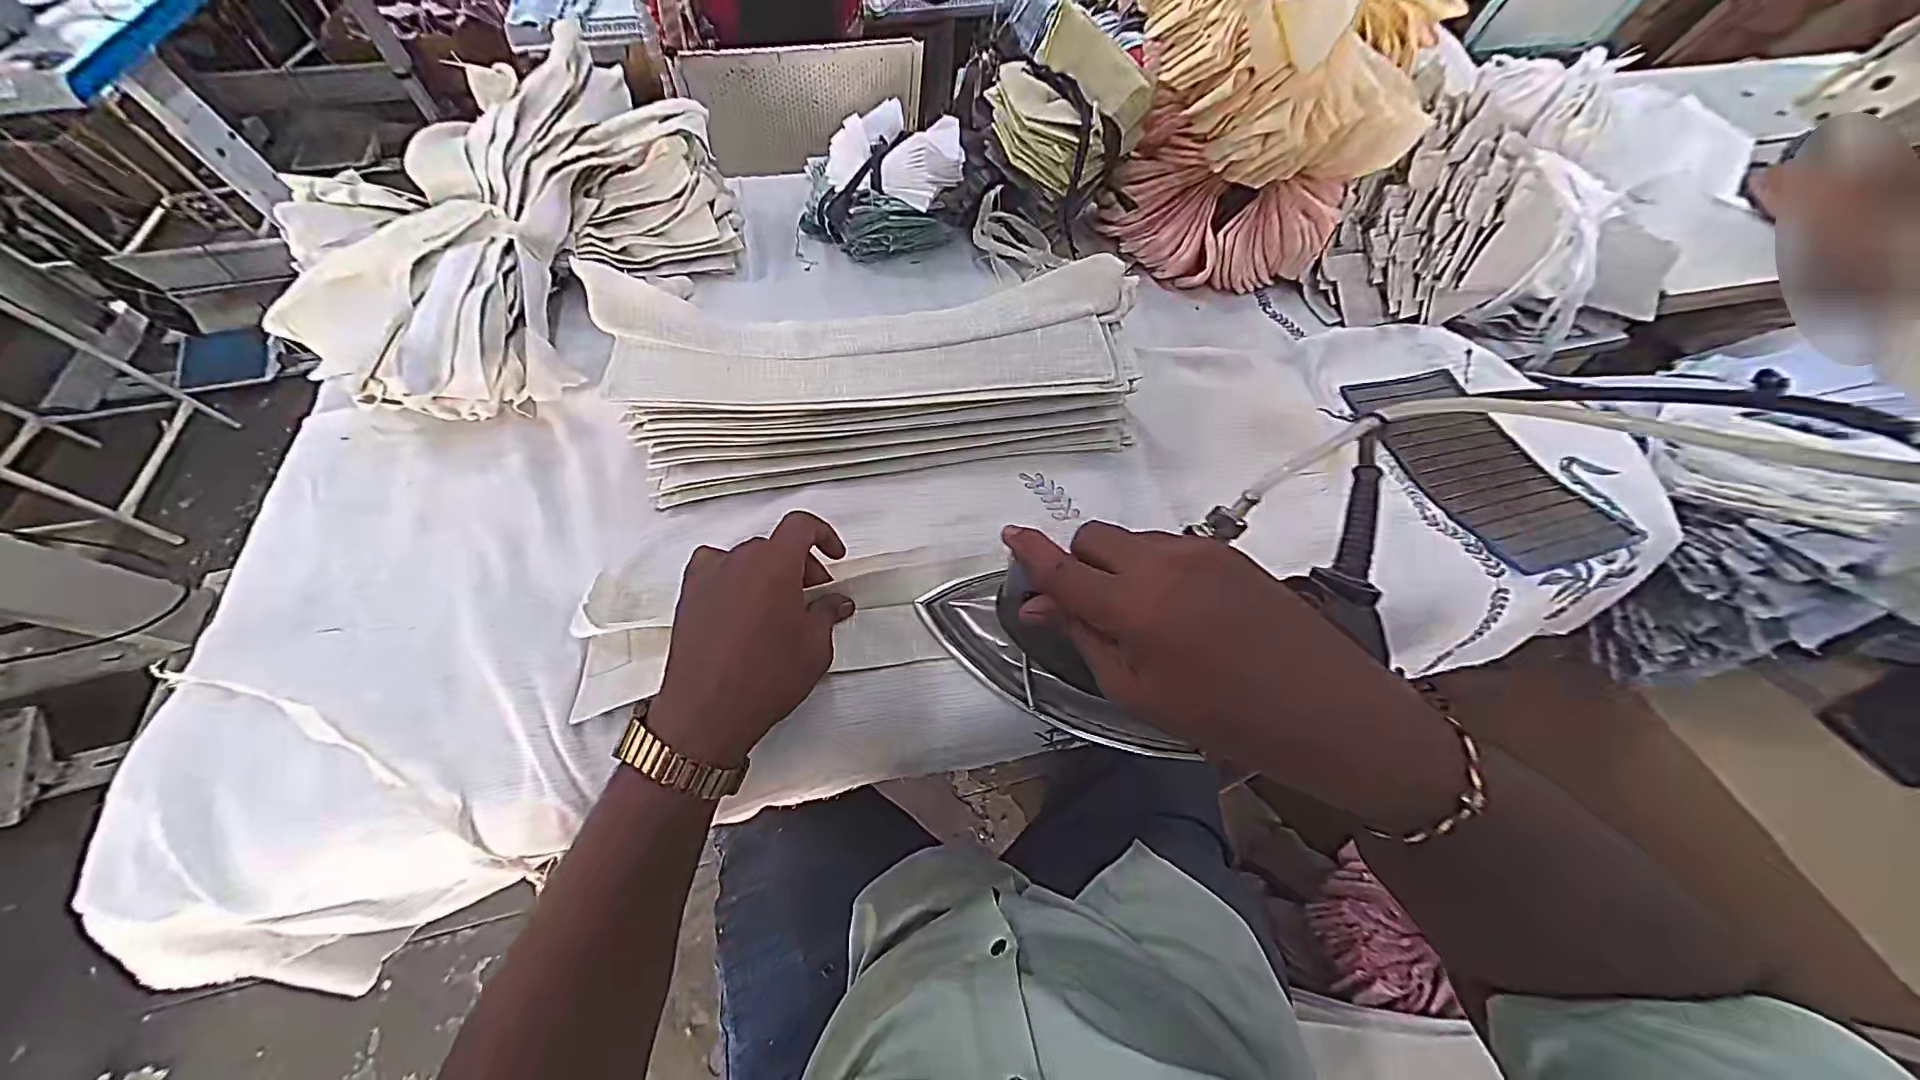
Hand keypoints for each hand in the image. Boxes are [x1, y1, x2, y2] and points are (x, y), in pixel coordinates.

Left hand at [648, 511, 854, 767]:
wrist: (707, 711)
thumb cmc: (757, 680)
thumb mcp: (814, 646)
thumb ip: (827, 613)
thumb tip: (834, 604)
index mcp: (774, 564)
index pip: (801, 526)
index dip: (823, 535)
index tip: (832, 552)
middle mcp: (738, 562)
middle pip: (775, 545)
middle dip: (800, 564)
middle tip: (814, 591)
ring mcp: (708, 578)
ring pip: (746, 559)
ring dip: (767, 572)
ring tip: (779, 605)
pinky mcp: (689, 597)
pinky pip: (716, 573)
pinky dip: (733, 581)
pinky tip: (745, 606)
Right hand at [1001, 522, 1457, 825]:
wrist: (1324, 710)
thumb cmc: (1229, 717)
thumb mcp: (1137, 691)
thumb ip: (1082, 638)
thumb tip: (1043, 607)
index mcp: (1137, 608)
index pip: (1064, 568)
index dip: (1030, 552)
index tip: (1012, 537)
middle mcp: (1165, 565)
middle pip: (1093, 535)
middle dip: (1078, 562)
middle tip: (1086, 604)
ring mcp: (1200, 552)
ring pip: (1131, 538)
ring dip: (1118, 566)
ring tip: (1142, 616)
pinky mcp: (1227, 552)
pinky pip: (1168, 544)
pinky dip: (1153, 566)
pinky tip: (1175, 607)